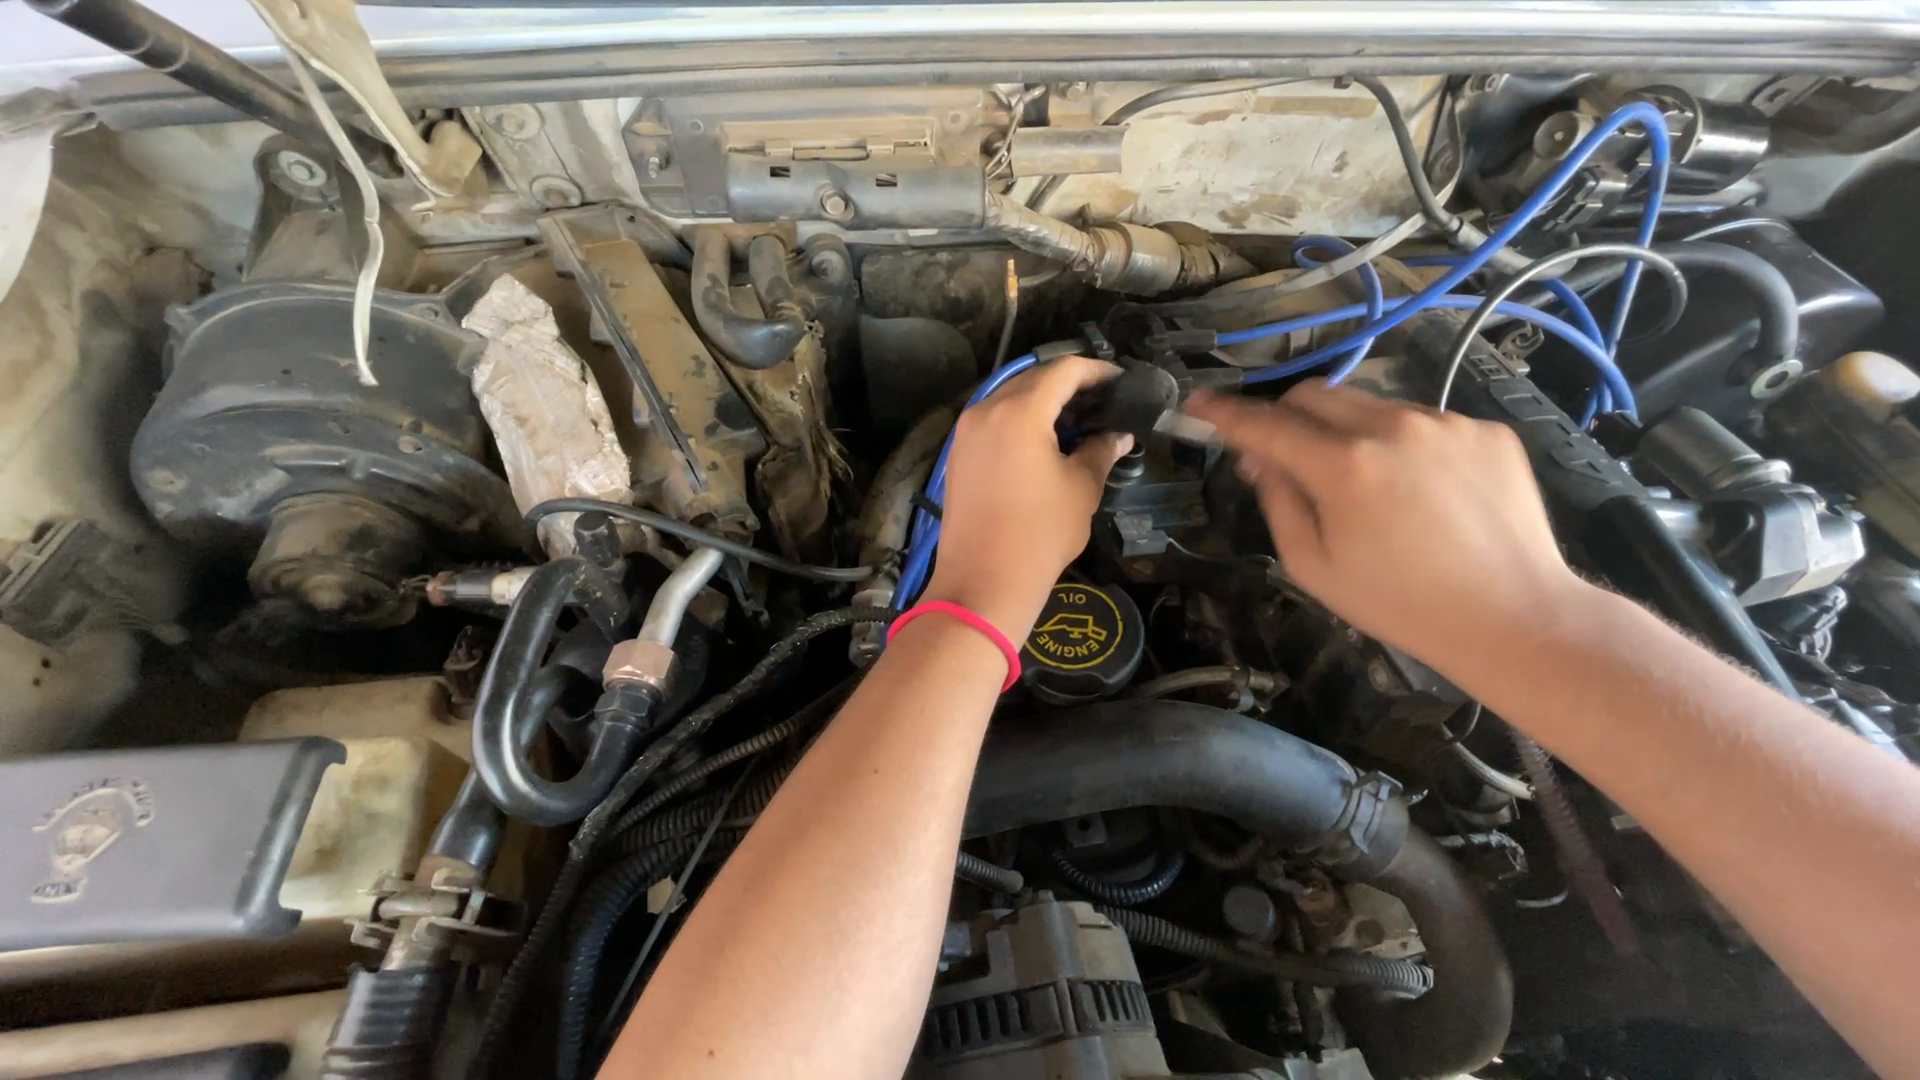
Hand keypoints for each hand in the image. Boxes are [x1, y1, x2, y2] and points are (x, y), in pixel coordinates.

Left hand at [923, 357, 1133, 638]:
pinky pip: (993, 420)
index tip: (1119, 381)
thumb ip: (1101, 452)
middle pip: (1032, 379)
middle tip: (1101, 401)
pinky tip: (1044, 440)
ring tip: (1076, 421)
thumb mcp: (1081, 488)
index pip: (1063, 370)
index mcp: (1019, 412)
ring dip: (1042, 401)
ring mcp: (966, 432)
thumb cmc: (1039, 534)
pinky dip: (1019, 419)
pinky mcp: (958, 454)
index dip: (1095, 370)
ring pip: (1009, 398)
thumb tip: (1118, 436)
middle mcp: (986, 411)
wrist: (983, 581)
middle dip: (1068, 384)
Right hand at [1186, 381, 1588, 666]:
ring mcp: (1446, 423)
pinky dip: (1400, 443)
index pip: (1267, 425)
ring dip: (1346, 431)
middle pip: (1315, 394)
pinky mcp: (1485, 430)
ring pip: (1369, 404)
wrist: (1513, 616)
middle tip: (1284, 454)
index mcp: (1345, 466)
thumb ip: (1278, 501)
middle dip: (1286, 416)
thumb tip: (1260, 457)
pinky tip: (1418, 491)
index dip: (1226, 414)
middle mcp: (1394, 427)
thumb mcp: (1313, 566)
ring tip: (1365, 485)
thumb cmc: (1398, 603)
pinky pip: (1421, 421)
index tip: (1199, 403)